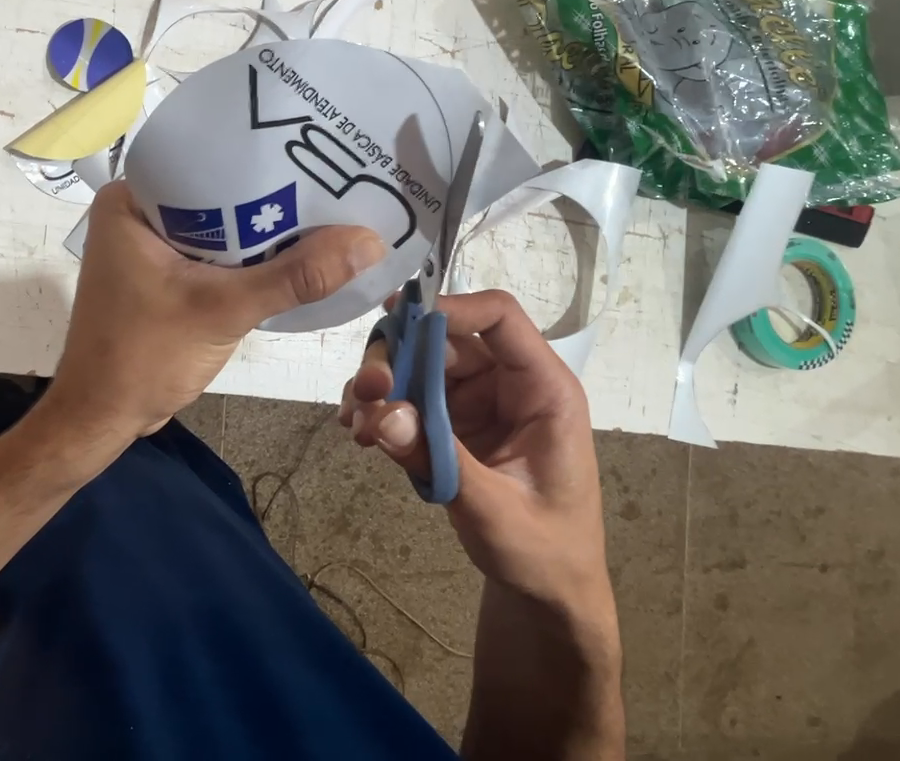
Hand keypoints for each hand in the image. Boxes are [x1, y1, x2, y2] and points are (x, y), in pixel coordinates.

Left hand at [45, 181, 385, 441]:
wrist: (103, 416)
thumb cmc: (144, 356)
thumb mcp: (224, 310)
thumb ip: (295, 278)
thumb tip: (370, 241)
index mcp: (130, 200)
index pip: (205, 160)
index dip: (263, 158)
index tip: (319, 152)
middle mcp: (137, 213)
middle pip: (217, 194)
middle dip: (272, 197)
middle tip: (339, 181)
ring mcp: (149, 247)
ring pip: (220, 226)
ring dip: (264, 232)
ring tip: (332, 213)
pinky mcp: (164, 275)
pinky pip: (214, 255)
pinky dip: (248, 260)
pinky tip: (297, 257)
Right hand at [340, 290, 611, 619]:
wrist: (544, 591)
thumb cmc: (542, 551)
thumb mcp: (495, 511)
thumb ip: (439, 459)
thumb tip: (382, 413)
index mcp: (543, 390)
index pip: (500, 318)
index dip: (449, 308)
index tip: (393, 320)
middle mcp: (506, 383)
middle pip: (441, 339)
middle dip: (395, 358)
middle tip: (363, 394)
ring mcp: (475, 399)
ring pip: (417, 364)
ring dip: (379, 385)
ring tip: (355, 423)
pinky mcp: (449, 420)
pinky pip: (407, 395)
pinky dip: (379, 407)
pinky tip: (361, 432)